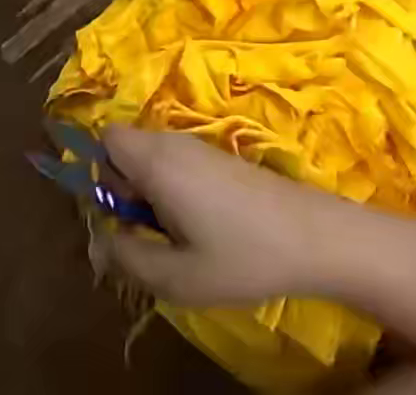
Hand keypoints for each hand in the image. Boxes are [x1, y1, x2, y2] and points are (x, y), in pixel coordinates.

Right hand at [101, 126, 359, 307]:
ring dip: (151, 191)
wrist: (313, 235)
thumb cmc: (242, 255)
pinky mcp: (221, 156)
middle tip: (151, 230)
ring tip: (178, 234)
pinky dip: (175, 188)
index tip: (124, 212)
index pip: (107, 137)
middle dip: (125, 186)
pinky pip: (177, 162)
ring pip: (153, 156)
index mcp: (158, 161)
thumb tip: (103, 241)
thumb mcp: (176, 277)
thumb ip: (128, 257)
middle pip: (128, 147)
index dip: (103, 173)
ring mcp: (201, 146)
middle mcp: (176, 142)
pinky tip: (202, 225)